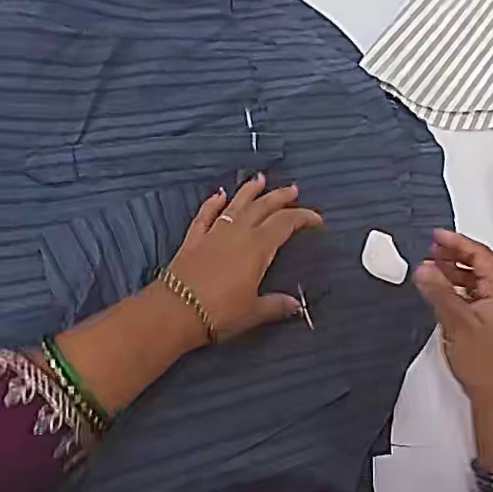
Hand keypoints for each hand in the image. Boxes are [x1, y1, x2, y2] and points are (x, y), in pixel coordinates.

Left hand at [162, 173, 323, 343]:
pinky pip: (206, 215)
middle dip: (280, 197)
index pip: (285, 223)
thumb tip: (295, 305)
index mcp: (258, 247)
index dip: (303, 217)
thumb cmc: (221, 312)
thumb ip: (276, 305)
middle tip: (293, 189)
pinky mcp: (194, 240)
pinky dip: (213, 203)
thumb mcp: (254, 312)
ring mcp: (214, 234)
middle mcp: (238, 233)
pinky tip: (218, 195)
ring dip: (249, 191)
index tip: (316, 219)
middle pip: (263, 207)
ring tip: (260, 179)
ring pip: (236, 205)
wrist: (175, 312)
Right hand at [412, 229, 492, 409]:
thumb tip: (425, 270)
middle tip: (433, 248)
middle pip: (477, 265)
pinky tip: (440, 292)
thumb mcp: (458, 322)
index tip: (438, 236)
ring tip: (432, 268)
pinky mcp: (488, 321)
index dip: (457, 242)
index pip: (480, 255)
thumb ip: (440, 293)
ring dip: (452, 272)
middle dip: (453, 255)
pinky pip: (471, 295)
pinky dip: (454, 289)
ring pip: (473, 280)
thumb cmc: (487, 363)